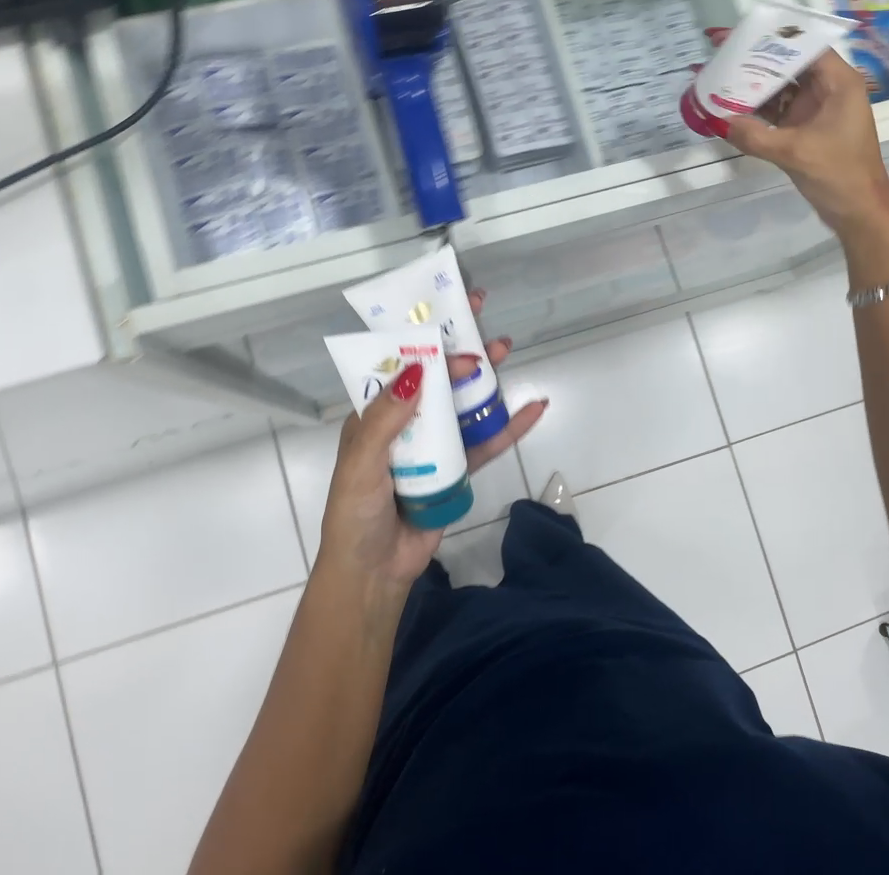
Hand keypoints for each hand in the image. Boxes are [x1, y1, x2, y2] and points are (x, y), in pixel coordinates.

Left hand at [317, 291, 546, 592]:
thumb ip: (388, 419)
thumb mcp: (361, 463)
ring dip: (484, 379)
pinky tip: (532, 410)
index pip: (399, 366)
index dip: (422, 338)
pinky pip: (485, 443)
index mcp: (374, 416)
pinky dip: (509, 427)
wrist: (375, 571)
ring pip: (463, 405)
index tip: (449, 317)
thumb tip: (416, 368)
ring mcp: (433, 447)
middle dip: (459, 349)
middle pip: (436, 379)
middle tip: (485, 322)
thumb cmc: (356, 514)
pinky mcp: (456, 471)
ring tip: (506, 350)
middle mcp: (405, 424)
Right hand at [707, 30, 888, 257]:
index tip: (741, 35)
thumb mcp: (794, 153)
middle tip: (721, 55)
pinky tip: (731, 108)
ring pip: (780, 89)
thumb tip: (719, 121)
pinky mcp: (805, 129)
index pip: (804, 46)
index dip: (773, 38)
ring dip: (753, 87)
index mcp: (839, 83)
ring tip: (719, 79)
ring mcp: (816, 110)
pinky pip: (778, 112)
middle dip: (756, 61)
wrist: (858, 212)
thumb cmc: (839, 175)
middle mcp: (828, 89)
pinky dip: (757, 111)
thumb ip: (754, 136)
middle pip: (789, 64)